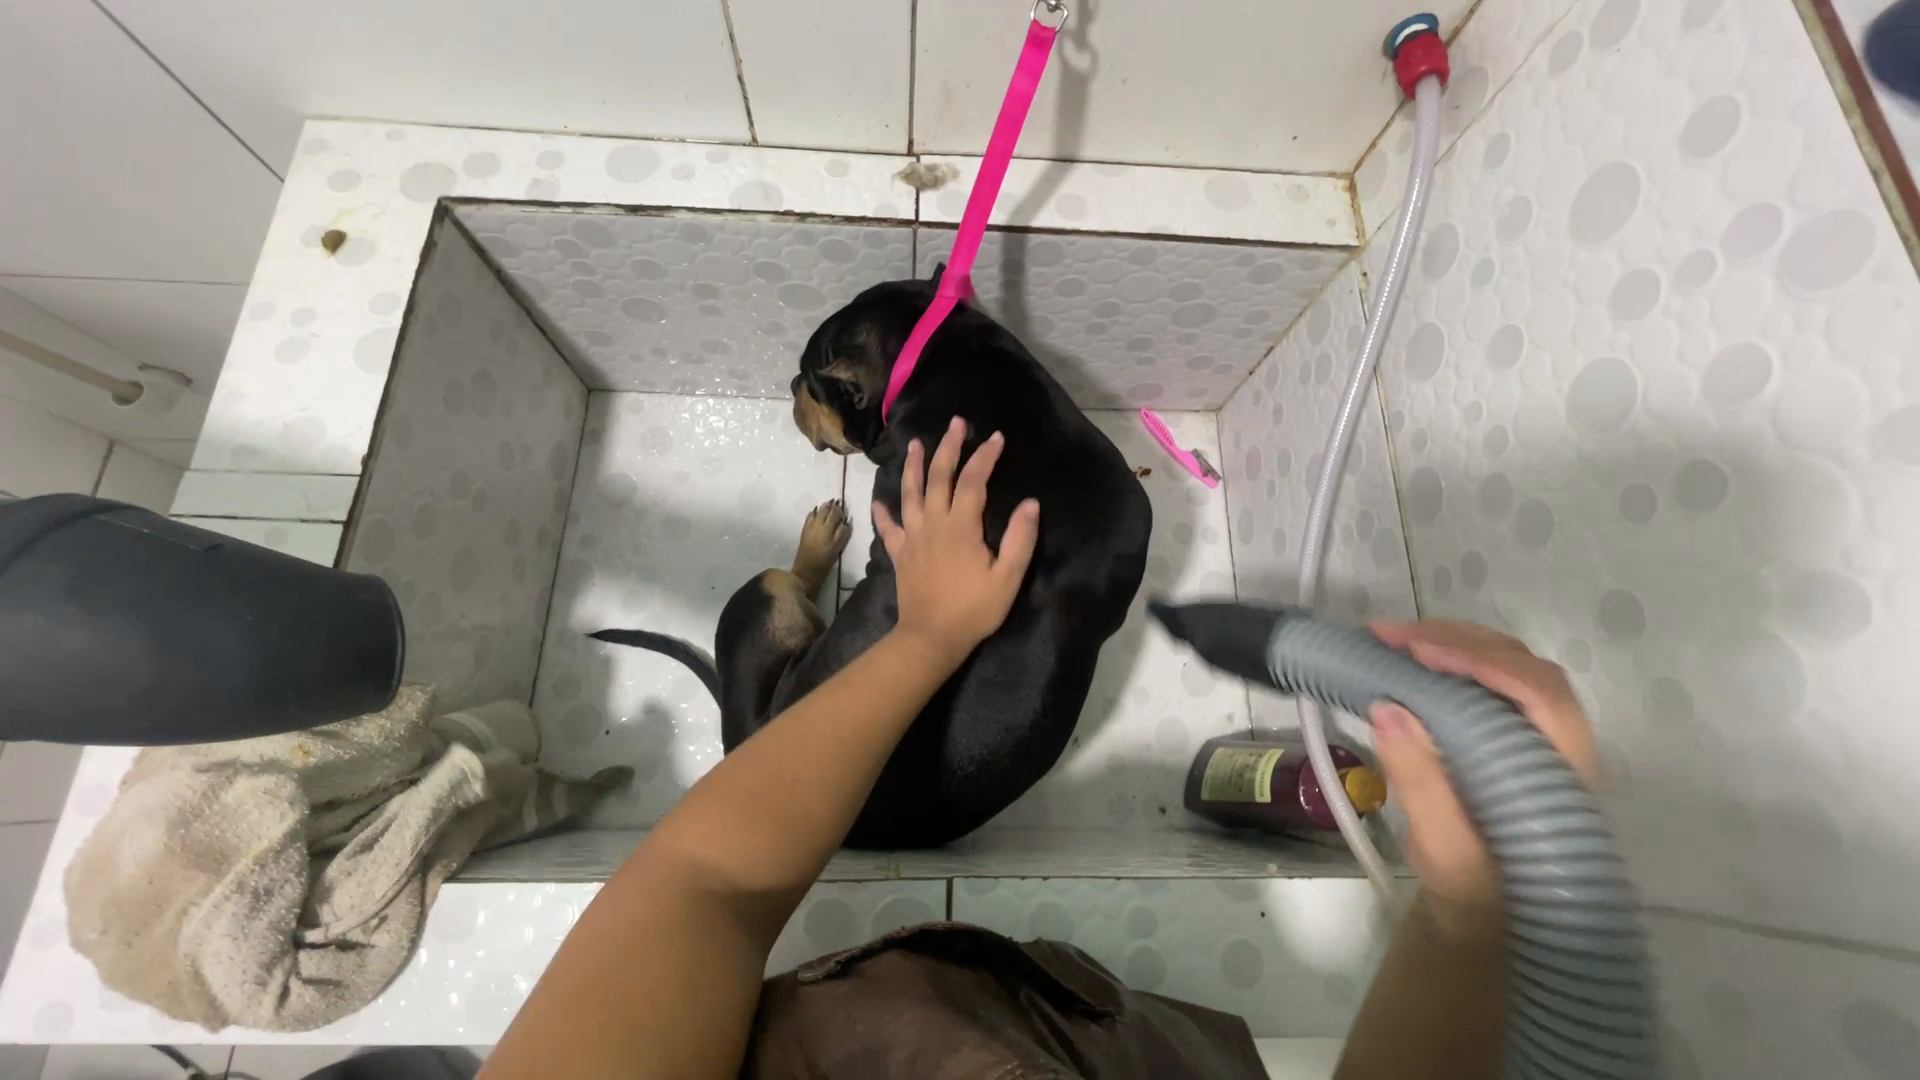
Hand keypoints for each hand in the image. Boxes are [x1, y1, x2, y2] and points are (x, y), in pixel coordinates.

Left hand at [874, 417, 1039, 666]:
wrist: (930, 638)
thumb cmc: (973, 610)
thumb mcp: (1008, 578)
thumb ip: (1020, 539)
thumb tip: (1030, 503)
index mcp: (961, 526)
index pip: (973, 481)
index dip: (985, 456)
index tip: (997, 437)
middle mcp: (933, 524)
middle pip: (939, 477)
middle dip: (948, 448)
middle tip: (956, 423)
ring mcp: (912, 538)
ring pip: (910, 494)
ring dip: (913, 467)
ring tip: (916, 444)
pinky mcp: (900, 555)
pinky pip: (889, 529)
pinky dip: (883, 513)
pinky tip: (879, 501)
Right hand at [1366, 619, 1598, 936]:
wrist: (1485, 911)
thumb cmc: (1472, 886)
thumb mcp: (1442, 849)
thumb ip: (1419, 783)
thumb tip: (1386, 707)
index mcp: (1556, 774)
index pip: (1541, 695)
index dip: (1485, 663)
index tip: (1420, 650)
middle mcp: (1555, 743)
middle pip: (1524, 667)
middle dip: (1458, 640)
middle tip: (1390, 636)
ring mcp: (1530, 733)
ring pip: (1505, 665)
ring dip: (1449, 642)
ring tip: (1390, 640)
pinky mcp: (1503, 730)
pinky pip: (1482, 679)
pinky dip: (1443, 657)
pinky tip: (1405, 658)